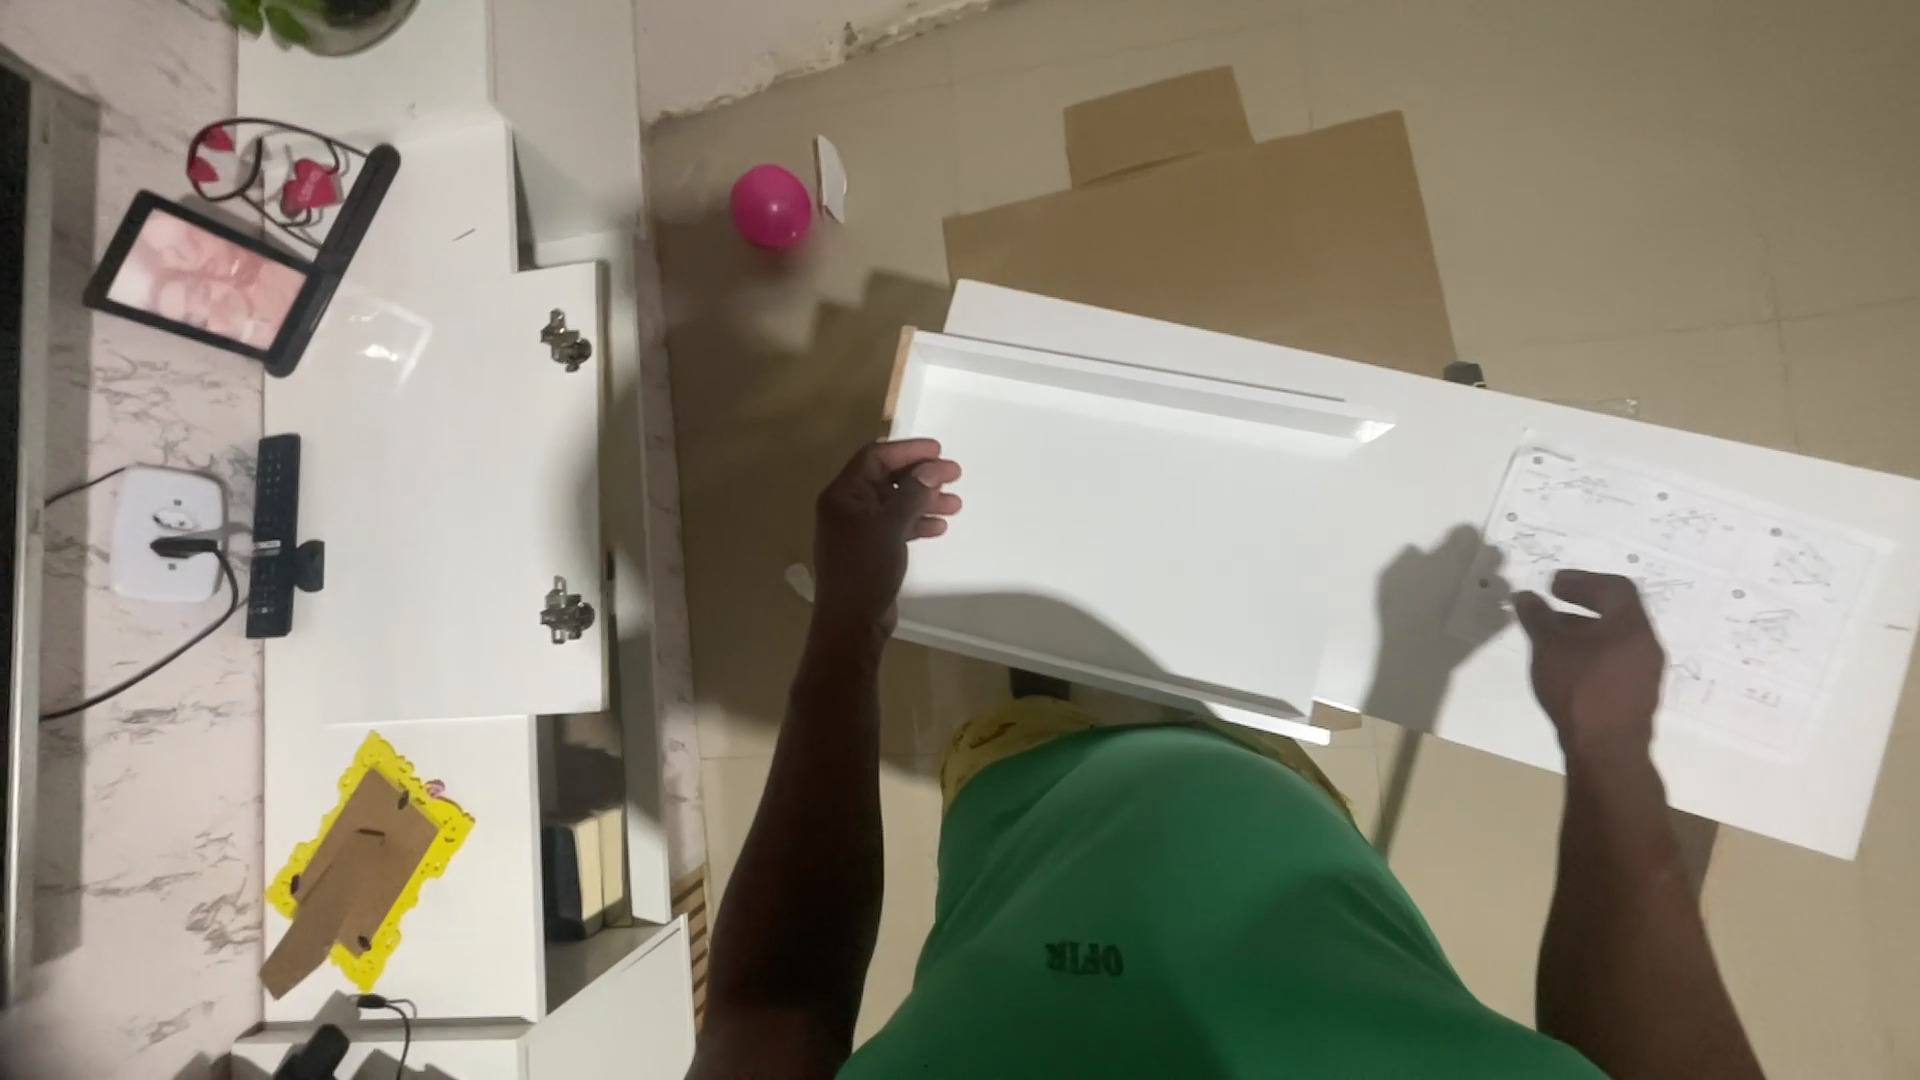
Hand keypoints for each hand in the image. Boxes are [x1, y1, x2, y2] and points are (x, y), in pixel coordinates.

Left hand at [812, 439, 960, 634]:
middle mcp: (847, 506)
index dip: (908, 451)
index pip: (875, 458)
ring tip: (954, 504)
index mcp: (842, 494)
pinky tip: (938, 527)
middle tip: (955, 475)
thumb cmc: (865, 568)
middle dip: (922, 476)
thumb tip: (932, 469)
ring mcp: (858, 528)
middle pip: (887, 479)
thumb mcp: (890, 526)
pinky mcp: (870, 548)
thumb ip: (913, 494)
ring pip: (895, 503)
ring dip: (924, 500)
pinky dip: (916, 522)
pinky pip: (895, 524)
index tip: (939, 451)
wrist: (852, 621)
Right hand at [1513, 570, 1665, 765]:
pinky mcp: (1634, 691)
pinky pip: (1613, 656)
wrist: (1606, 746)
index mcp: (1631, 627)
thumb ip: (1537, 617)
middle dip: (1583, 600)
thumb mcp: (1548, 646)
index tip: (1552, 583)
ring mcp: (1644, 670)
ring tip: (1550, 631)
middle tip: (1551, 598)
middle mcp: (1646, 644)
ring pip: (1614, 635)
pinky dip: (1589, 647)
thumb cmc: (1578, 687)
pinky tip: (1564, 660)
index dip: (1583, 580)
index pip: (1616, 588)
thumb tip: (1528, 596)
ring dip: (1583, 625)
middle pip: (1618, 611)